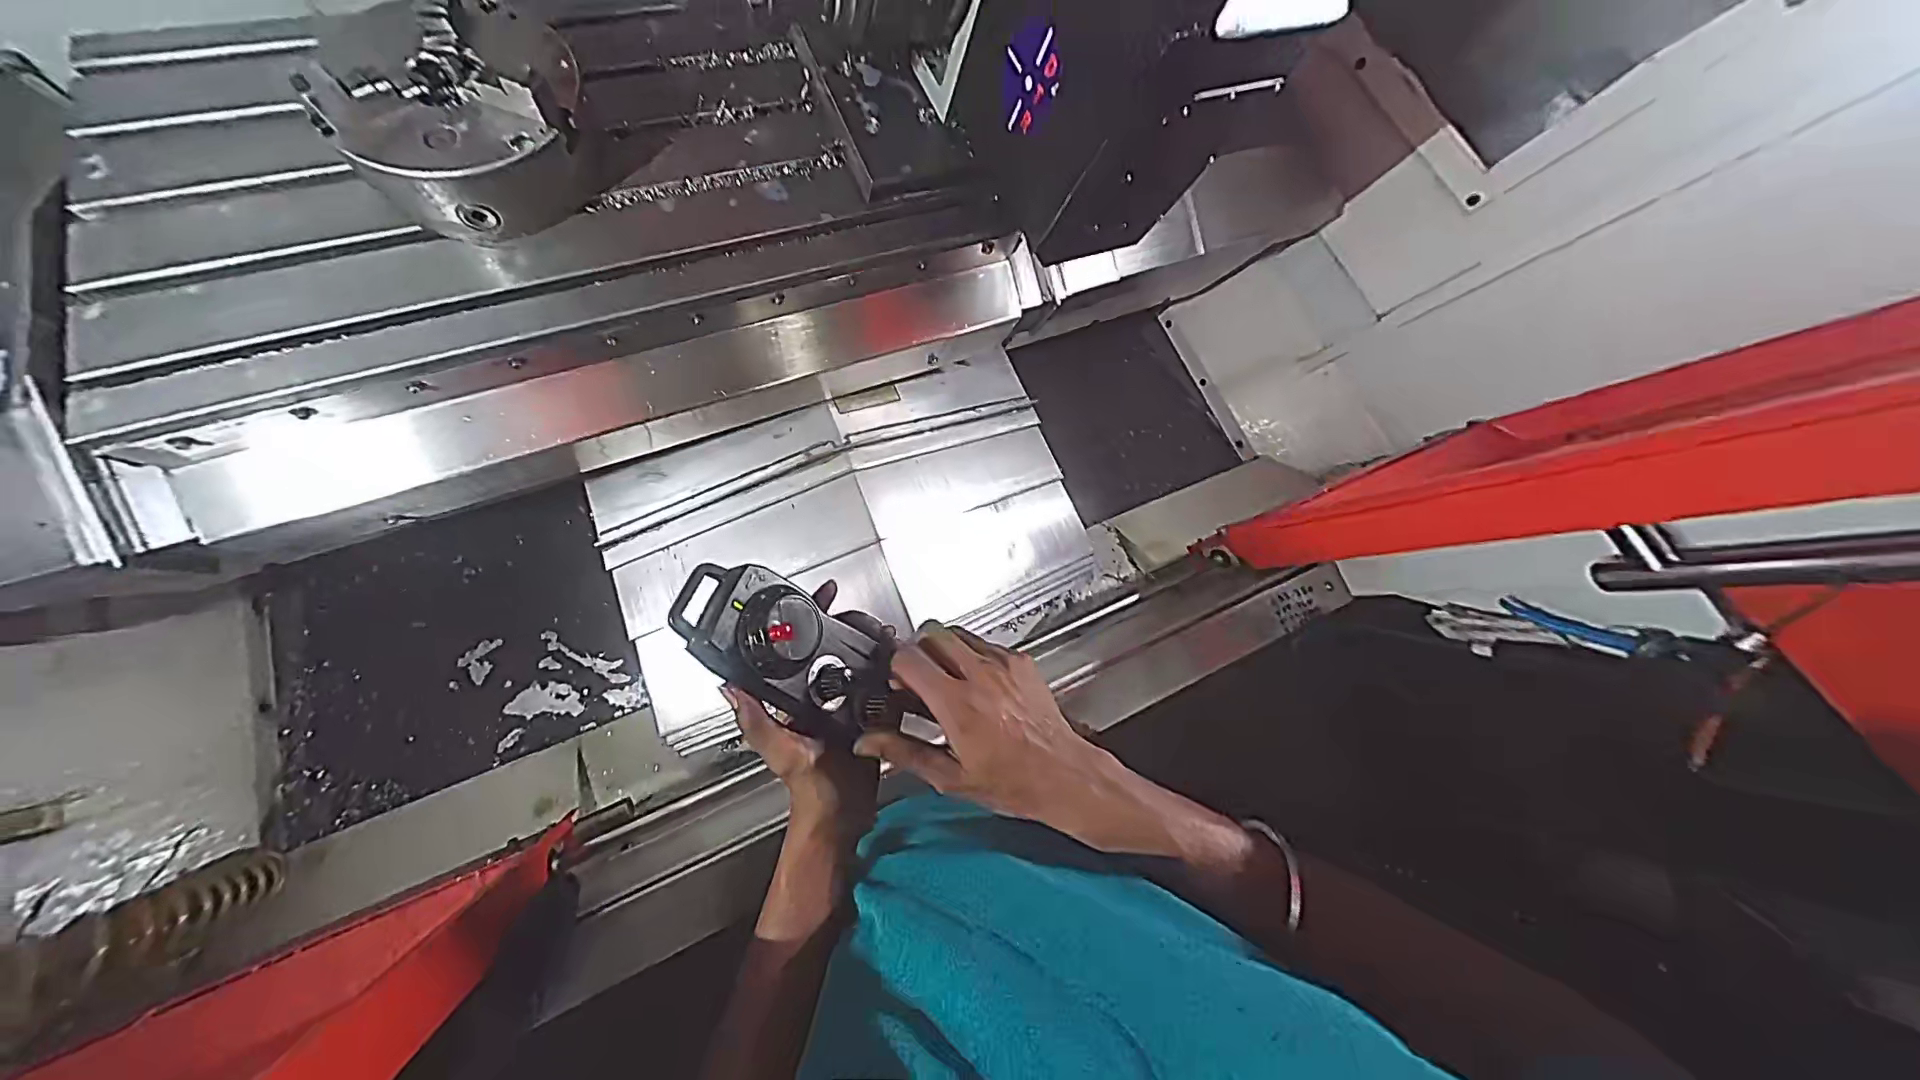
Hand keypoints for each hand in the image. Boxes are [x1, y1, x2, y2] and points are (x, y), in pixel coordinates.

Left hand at [724, 581, 887, 840]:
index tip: (823, 594)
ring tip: (882, 633)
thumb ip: (756, 722)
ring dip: (874, 644)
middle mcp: (822, 694)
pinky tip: (899, 660)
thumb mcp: (780, 751)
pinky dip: (892, 670)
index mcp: (796, 698)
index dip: (810, 617)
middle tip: (860, 615)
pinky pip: (884, 685)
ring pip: (862, 661)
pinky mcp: (873, 713)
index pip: (800, 647)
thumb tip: (729, 688)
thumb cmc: (809, 787)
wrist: (843, 812)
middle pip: (836, 647)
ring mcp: (849, 702)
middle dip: (849, 625)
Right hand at [853, 624, 1157, 852]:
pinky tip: (975, 683)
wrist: (1063, 774)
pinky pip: (985, 644)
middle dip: (917, 651)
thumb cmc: (1015, 781)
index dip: (895, 666)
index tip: (896, 683)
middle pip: (932, 634)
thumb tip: (869, 743)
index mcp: (958, 705)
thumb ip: (903, 752)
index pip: (910, 657)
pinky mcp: (1020, 662)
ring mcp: (1003, 665)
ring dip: (943, 650)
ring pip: (958, 634)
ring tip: (945, 680)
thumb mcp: (950, 777)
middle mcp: (980, 676)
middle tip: (917, 677)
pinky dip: (972, 656)